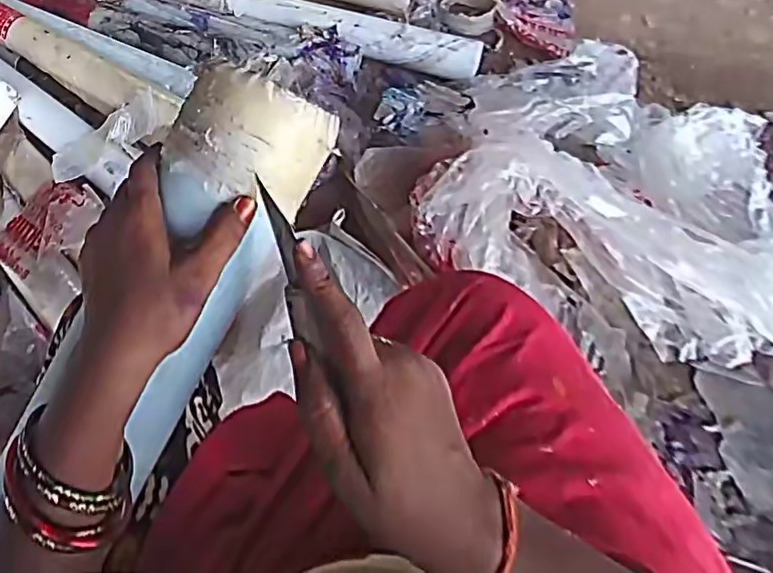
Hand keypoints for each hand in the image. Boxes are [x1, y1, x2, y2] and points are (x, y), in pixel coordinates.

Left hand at [77, 148, 254, 374]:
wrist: (114, 352)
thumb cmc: (155, 316)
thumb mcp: (200, 276)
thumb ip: (223, 237)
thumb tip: (242, 205)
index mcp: (137, 216)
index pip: (142, 167)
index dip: (156, 155)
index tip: (171, 154)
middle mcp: (111, 221)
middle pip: (129, 186)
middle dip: (151, 180)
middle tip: (177, 187)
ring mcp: (97, 241)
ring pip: (117, 208)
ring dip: (137, 206)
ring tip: (164, 220)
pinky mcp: (91, 260)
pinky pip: (108, 231)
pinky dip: (125, 229)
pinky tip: (143, 251)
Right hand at [289, 242, 504, 572]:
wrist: (471, 527)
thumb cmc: (397, 505)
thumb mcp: (340, 469)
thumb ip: (315, 404)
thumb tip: (301, 350)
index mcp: (379, 389)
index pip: (343, 321)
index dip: (319, 280)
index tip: (301, 247)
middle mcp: (405, 364)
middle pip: (346, 336)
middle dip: (327, 356)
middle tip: (331, 409)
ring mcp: (422, 365)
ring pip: (362, 347)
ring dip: (348, 368)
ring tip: (358, 422)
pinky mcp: (429, 369)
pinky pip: (380, 355)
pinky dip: (367, 372)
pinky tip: (376, 414)